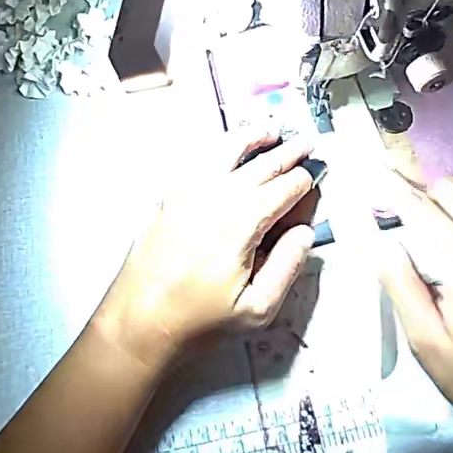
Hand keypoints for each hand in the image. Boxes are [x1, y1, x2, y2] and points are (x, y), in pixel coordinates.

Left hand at [92, 131, 318, 369]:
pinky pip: (197, 159)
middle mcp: (214, 196)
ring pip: (224, 150)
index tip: (314, 175)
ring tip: (267, 134)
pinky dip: (217, 147)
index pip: (283, 188)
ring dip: (250, 138)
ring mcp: (187, 191)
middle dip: (286, 153)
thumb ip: (287, 266)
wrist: (138, 318)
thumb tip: (304, 234)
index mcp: (241, 221)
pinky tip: (224, 151)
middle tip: (303, 144)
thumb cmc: (197, 319)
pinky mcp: (168, 195)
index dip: (303, 180)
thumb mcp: (256, 308)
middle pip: (259, 164)